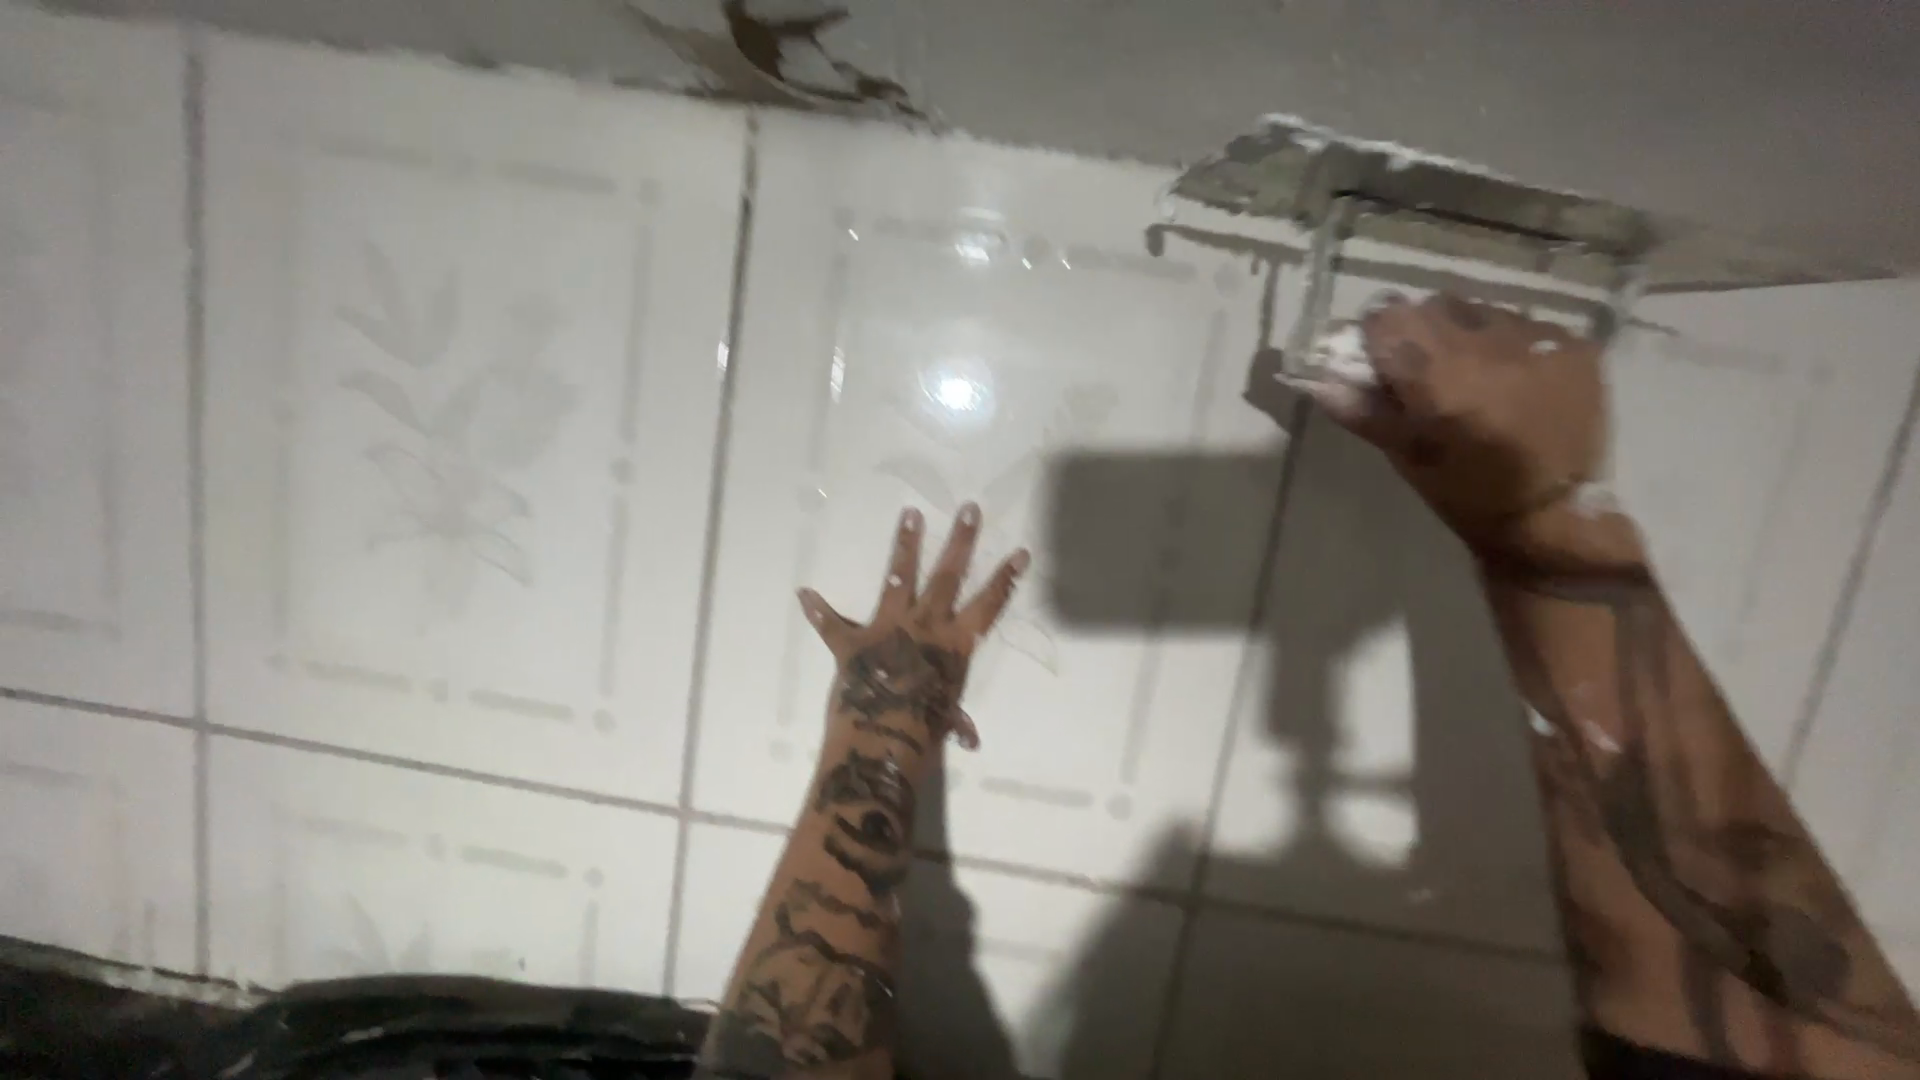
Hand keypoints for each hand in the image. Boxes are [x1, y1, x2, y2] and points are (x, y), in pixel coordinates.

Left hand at [797, 503, 1029, 751]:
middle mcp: (925, 626)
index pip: (988, 605)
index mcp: (954, 645)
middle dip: (960, 541)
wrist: (879, 742)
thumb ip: (955, 719)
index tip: (1020, 552)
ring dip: (905, 546)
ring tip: (910, 514)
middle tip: (968, 508)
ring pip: (899, 579)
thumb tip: (968, 736)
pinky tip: (804, 593)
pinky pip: (832, 624)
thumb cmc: (923, 734)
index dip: (1005, 579)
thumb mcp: (945, 722)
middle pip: (948, 576)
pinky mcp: (851, 643)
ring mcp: (887, 629)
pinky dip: (818, 611)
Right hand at [1300, 292, 1647, 575]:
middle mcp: (1488, 346)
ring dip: (1467, 333)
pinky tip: (1516, 380)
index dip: (1378, 334)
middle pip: (1433, 306)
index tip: (1380, 357)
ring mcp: (1537, 341)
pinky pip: (1526, 325)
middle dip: (1421, 331)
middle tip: (1426, 369)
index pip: (1390, 316)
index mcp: (1438, 377)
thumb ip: (1361, 411)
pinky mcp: (1575, 345)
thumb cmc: (1461, 490)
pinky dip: (1511, 345)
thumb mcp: (1402, 454)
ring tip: (1475, 373)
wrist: (1550, 512)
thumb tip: (1319, 378)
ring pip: (1480, 310)